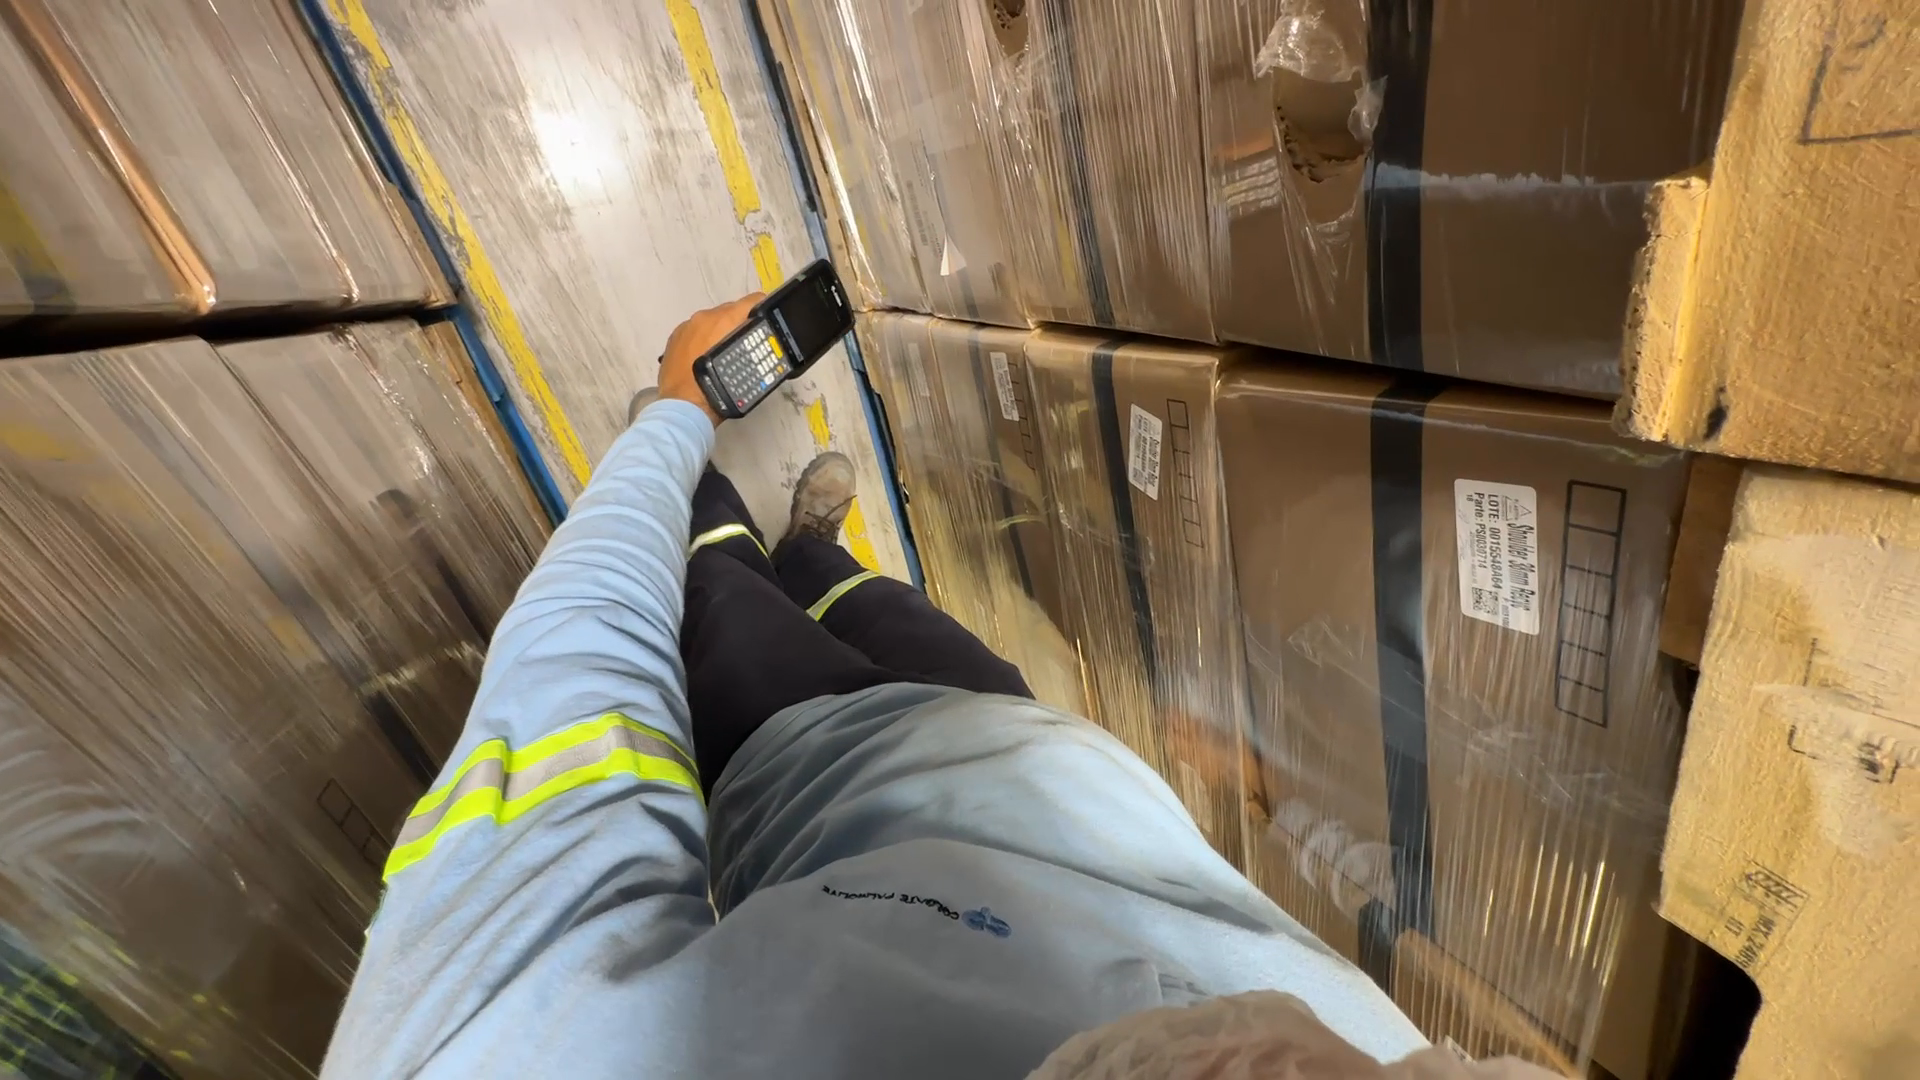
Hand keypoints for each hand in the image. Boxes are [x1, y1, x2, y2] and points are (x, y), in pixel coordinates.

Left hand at [657, 292, 763, 426]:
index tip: (768, 320)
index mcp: (724, 320)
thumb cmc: (722, 390)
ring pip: (711, 321)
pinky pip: (695, 331)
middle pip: (729, 311)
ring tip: (725, 352)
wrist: (684, 406)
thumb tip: (761, 338)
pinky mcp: (674, 337)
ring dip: (720, 331)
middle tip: (747, 342)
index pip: (752, 302)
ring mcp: (686, 326)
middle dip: (739, 323)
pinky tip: (705, 357)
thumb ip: (755, 346)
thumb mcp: (749, 368)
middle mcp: (704, 317)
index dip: (764, 309)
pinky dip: (703, 339)